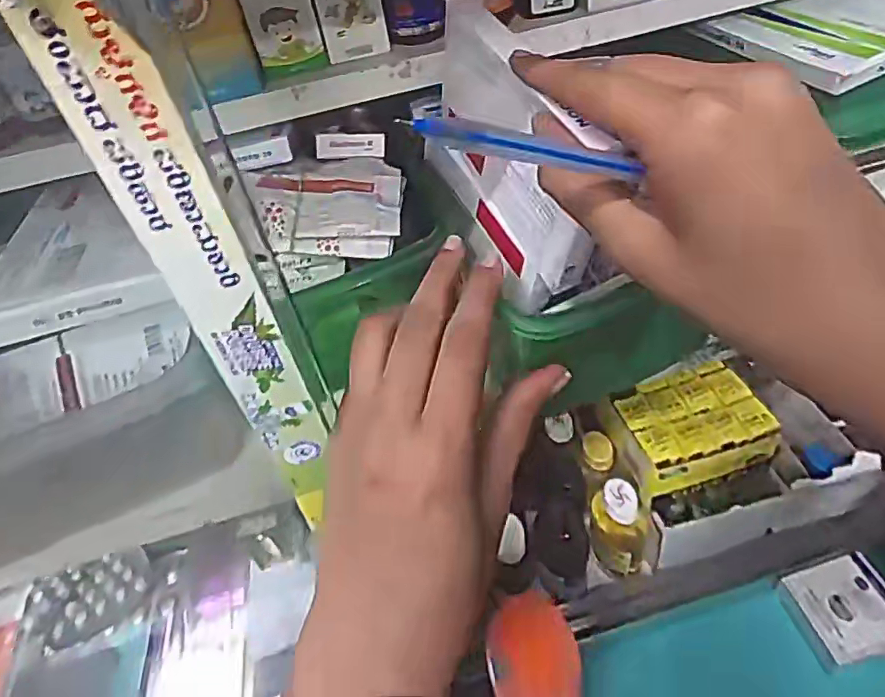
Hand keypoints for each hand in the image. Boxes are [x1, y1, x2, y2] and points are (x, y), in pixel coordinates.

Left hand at [291, 237, 568, 696]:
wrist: (367, 636)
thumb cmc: (444, 586)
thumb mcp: (491, 510)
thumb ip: (512, 430)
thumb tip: (549, 372)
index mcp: (438, 446)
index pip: (460, 350)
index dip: (478, 301)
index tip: (492, 268)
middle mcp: (389, 423)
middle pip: (414, 328)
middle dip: (438, 281)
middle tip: (458, 249)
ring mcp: (354, 425)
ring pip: (373, 338)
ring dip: (403, 305)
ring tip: (430, 293)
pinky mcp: (335, 434)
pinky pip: (359, 369)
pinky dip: (382, 341)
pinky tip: (403, 344)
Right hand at [514, 53, 884, 535]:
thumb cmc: (755, 303)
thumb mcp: (650, 259)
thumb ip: (587, 193)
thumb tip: (550, 148)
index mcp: (688, 127)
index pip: (597, 85)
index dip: (550, 75)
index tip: (517, 65)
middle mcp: (730, 86)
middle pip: (635, 71)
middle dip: (591, 91)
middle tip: (559, 125)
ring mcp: (771, 89)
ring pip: (673, 75)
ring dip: (632, 99)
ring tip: (610, 143)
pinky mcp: (795, 103)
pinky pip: (711, 86)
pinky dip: (673, 104)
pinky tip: (666, 144)